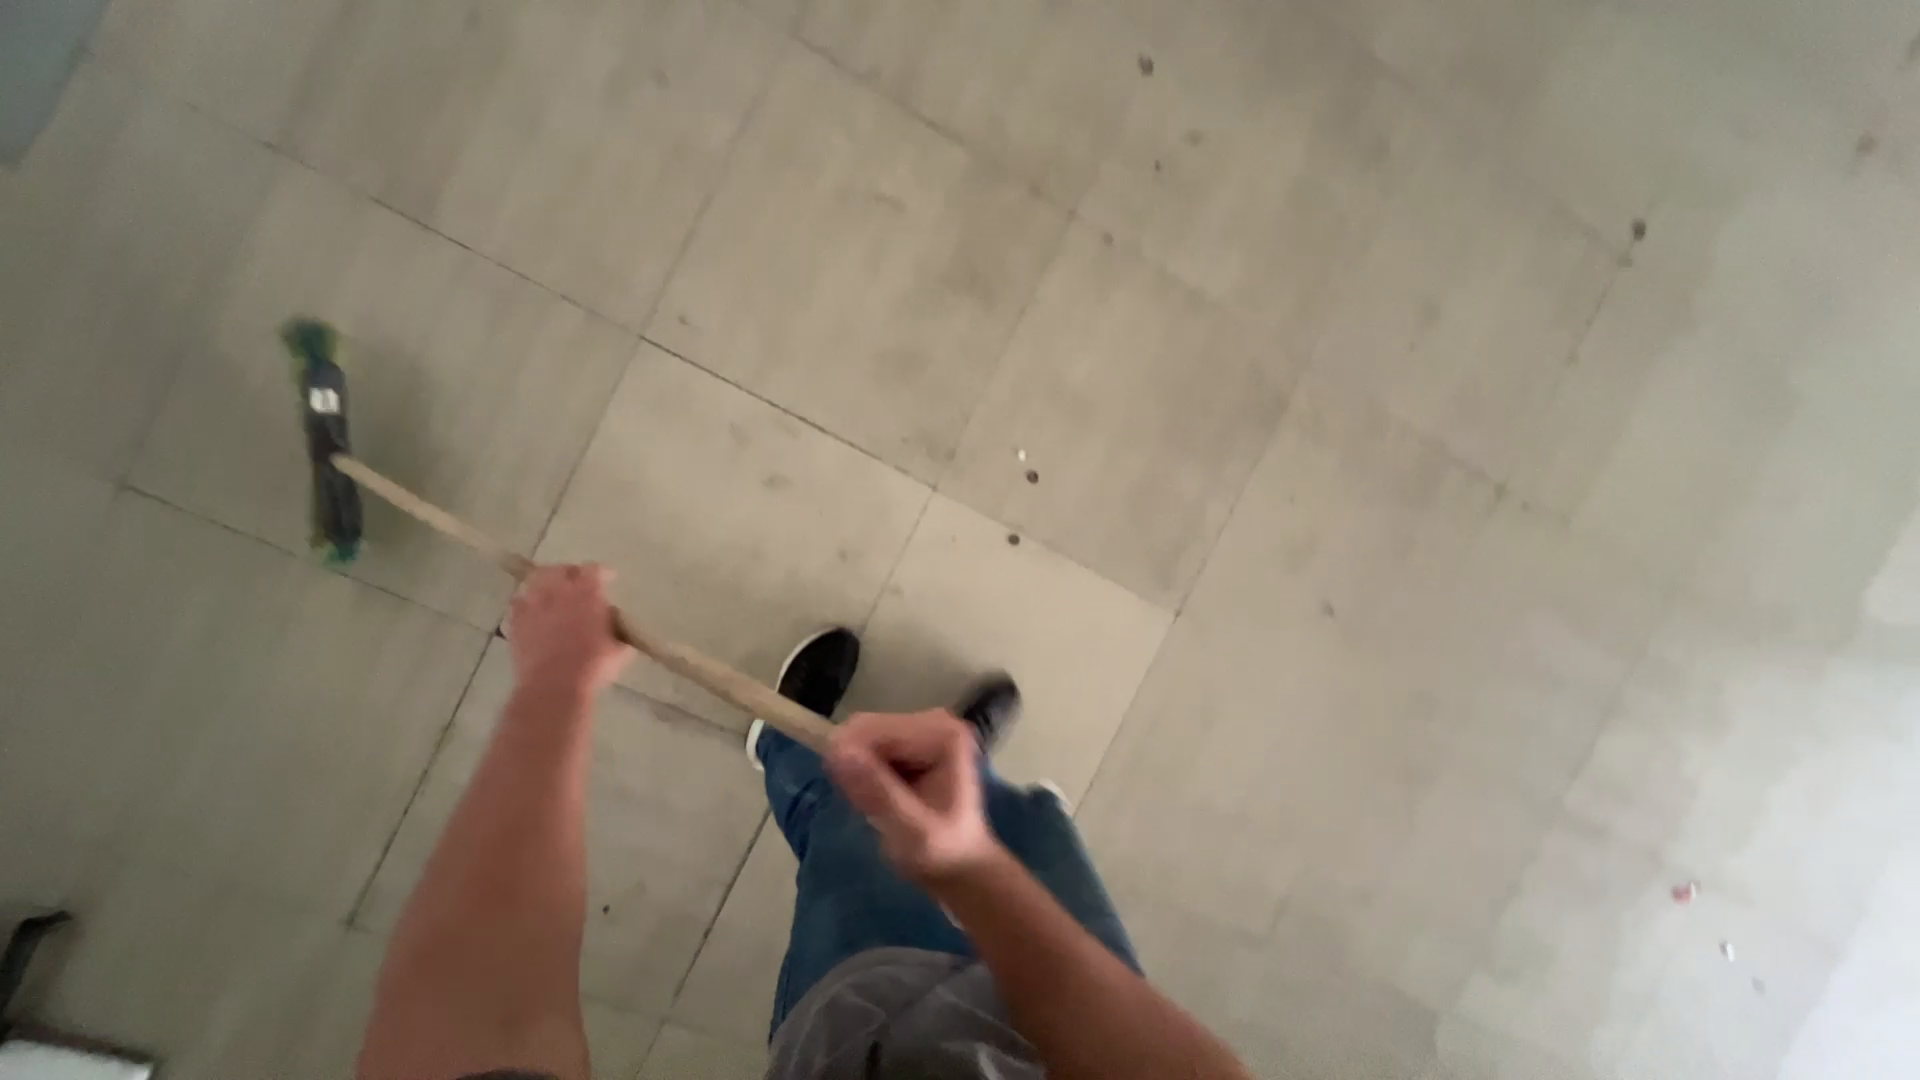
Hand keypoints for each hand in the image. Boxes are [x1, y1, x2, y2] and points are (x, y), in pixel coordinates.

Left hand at [507, 564, 631, 694]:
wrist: (553, 686)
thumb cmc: (593, 667)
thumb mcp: (619, 649)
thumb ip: (617, 630)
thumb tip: (613, 622)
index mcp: (587, 595)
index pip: (593, 570)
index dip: (602, 572)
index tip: (609, 578)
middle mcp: (558, 593)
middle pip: (561, 570)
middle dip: (571, 572)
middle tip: (577, 582)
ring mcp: (533, 606)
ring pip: (535, 581)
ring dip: (546, 584)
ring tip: (552, 592)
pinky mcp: (516, 623)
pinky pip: (518, 603)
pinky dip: (527, 603)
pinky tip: (533, 611)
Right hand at [826, 710, 1002, 885]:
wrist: (959, 867)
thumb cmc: (940, 854)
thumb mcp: (909, 833)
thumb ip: (876, 792)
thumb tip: (837, 752)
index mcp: (942, 735)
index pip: (871, 729)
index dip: (849, 760)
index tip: (852, 798)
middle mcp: (935, 721)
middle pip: (865, 727)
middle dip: (854, 765)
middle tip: (866, 805)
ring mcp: (924, 727)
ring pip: (863, 736)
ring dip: (857, 770)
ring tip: (875, 804)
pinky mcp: (912, 739)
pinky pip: (869, 745)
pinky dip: (864, 771)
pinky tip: (879, 795)